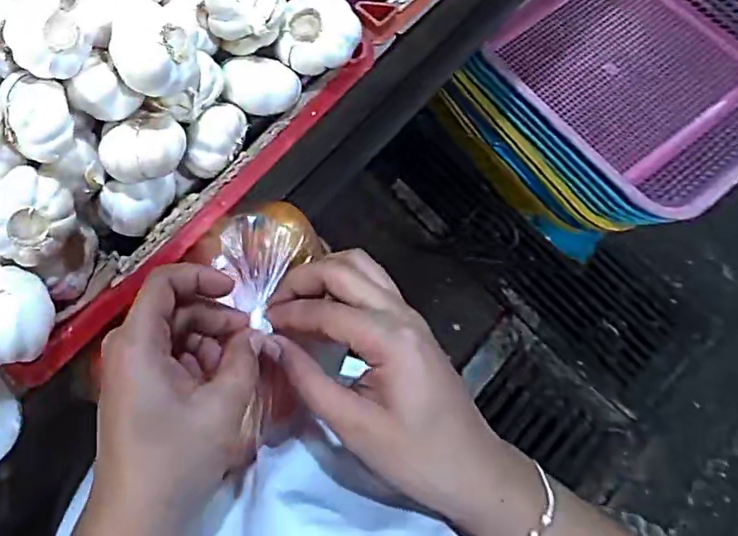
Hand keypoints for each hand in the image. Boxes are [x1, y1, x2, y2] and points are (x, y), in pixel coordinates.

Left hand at [78, 263, 261, 533]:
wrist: (134, 520)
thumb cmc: (174, 459)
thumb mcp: (221, 408)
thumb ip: (243, 361)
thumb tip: (255, 335)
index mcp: (136, 339)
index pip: (164, 280)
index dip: (200, 275)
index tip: (233, 288)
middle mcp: (125, 345)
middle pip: (172, 307)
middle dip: (213, 316)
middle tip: (248, 335)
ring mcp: (127, 368)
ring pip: (172, 333)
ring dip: (207, 341)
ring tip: (237, 365)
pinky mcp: (133, 388)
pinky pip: (166, 356)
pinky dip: (194, 361)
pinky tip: (219, 383)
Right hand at [266, 250, 556, 534]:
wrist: (476, 472)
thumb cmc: (417, 457)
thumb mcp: (355, 429)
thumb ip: (308, 381)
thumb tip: (271, 343)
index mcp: (390, 337)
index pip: (326, 310)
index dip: (289, 313)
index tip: (261, 323)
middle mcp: (400, 312)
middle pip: (342, 268)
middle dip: (302, 279)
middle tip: (274, 304)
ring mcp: (409, 312)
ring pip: (359, 264)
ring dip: (323, 272)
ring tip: (296, 299)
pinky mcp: (410, 321)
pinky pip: (371, 280)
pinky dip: (341, 280)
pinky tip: (324, 305)